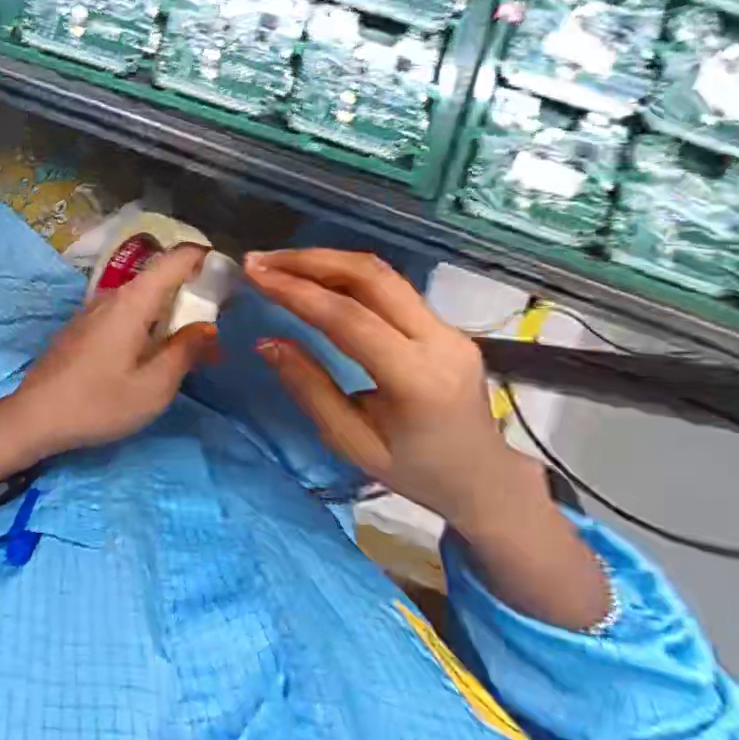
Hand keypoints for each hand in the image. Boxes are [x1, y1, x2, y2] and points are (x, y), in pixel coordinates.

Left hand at [0, 245, 218, 533]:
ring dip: (170, 313)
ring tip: (192, 342)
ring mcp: (92, 313)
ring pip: (141, 299)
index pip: (176, 259)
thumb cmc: (97, 404)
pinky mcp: (81, 330)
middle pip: (159, 278)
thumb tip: (208, 326)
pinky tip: (154, 352)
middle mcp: (111, 298)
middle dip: (193, 293)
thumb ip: (185, 352)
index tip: (231, 279)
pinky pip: (123, 315)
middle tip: (220, 320)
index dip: (207, 260)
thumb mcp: (153, 387)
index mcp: (132, 302)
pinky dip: (147, 324)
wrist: (34, 418)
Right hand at [242, 249, 545, 530]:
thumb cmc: (414, 471)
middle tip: (259, 261)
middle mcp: (439, 341)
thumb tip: (268, 342)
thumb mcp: (352, 442)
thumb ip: (311, 389)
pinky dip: (343, 275)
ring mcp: (447, 328)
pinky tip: (311, 278)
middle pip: (372, 278)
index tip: (254, 277)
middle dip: (310, 261)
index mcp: (416, 378)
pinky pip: (389, 287)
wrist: (484, 478)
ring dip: (326, 261)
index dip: (298, 292)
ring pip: (383, 274)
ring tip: (277, 264)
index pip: (350, 319)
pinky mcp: (443, 324)